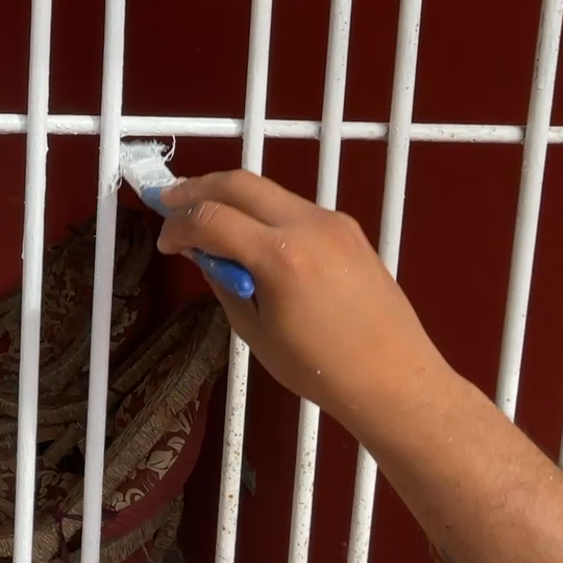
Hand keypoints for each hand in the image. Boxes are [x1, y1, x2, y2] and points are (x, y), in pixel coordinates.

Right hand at [157, 170, 454, 430]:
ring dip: (228, 196)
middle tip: (168, 201)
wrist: (397, 380)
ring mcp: (331, 222)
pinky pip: (290, 206)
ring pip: (265, 190)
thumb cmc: (319, 370)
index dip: (178, 226)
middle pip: (237, 183)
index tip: (165, 242)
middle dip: (196, 188)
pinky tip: (246, 233)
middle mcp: (307, 226)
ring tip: (203, 216)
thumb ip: (223, 281)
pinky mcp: (346, 228)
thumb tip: (201, 252)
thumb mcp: (254, 330)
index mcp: (280, 257)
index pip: (210, 219)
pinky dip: (259, 210)